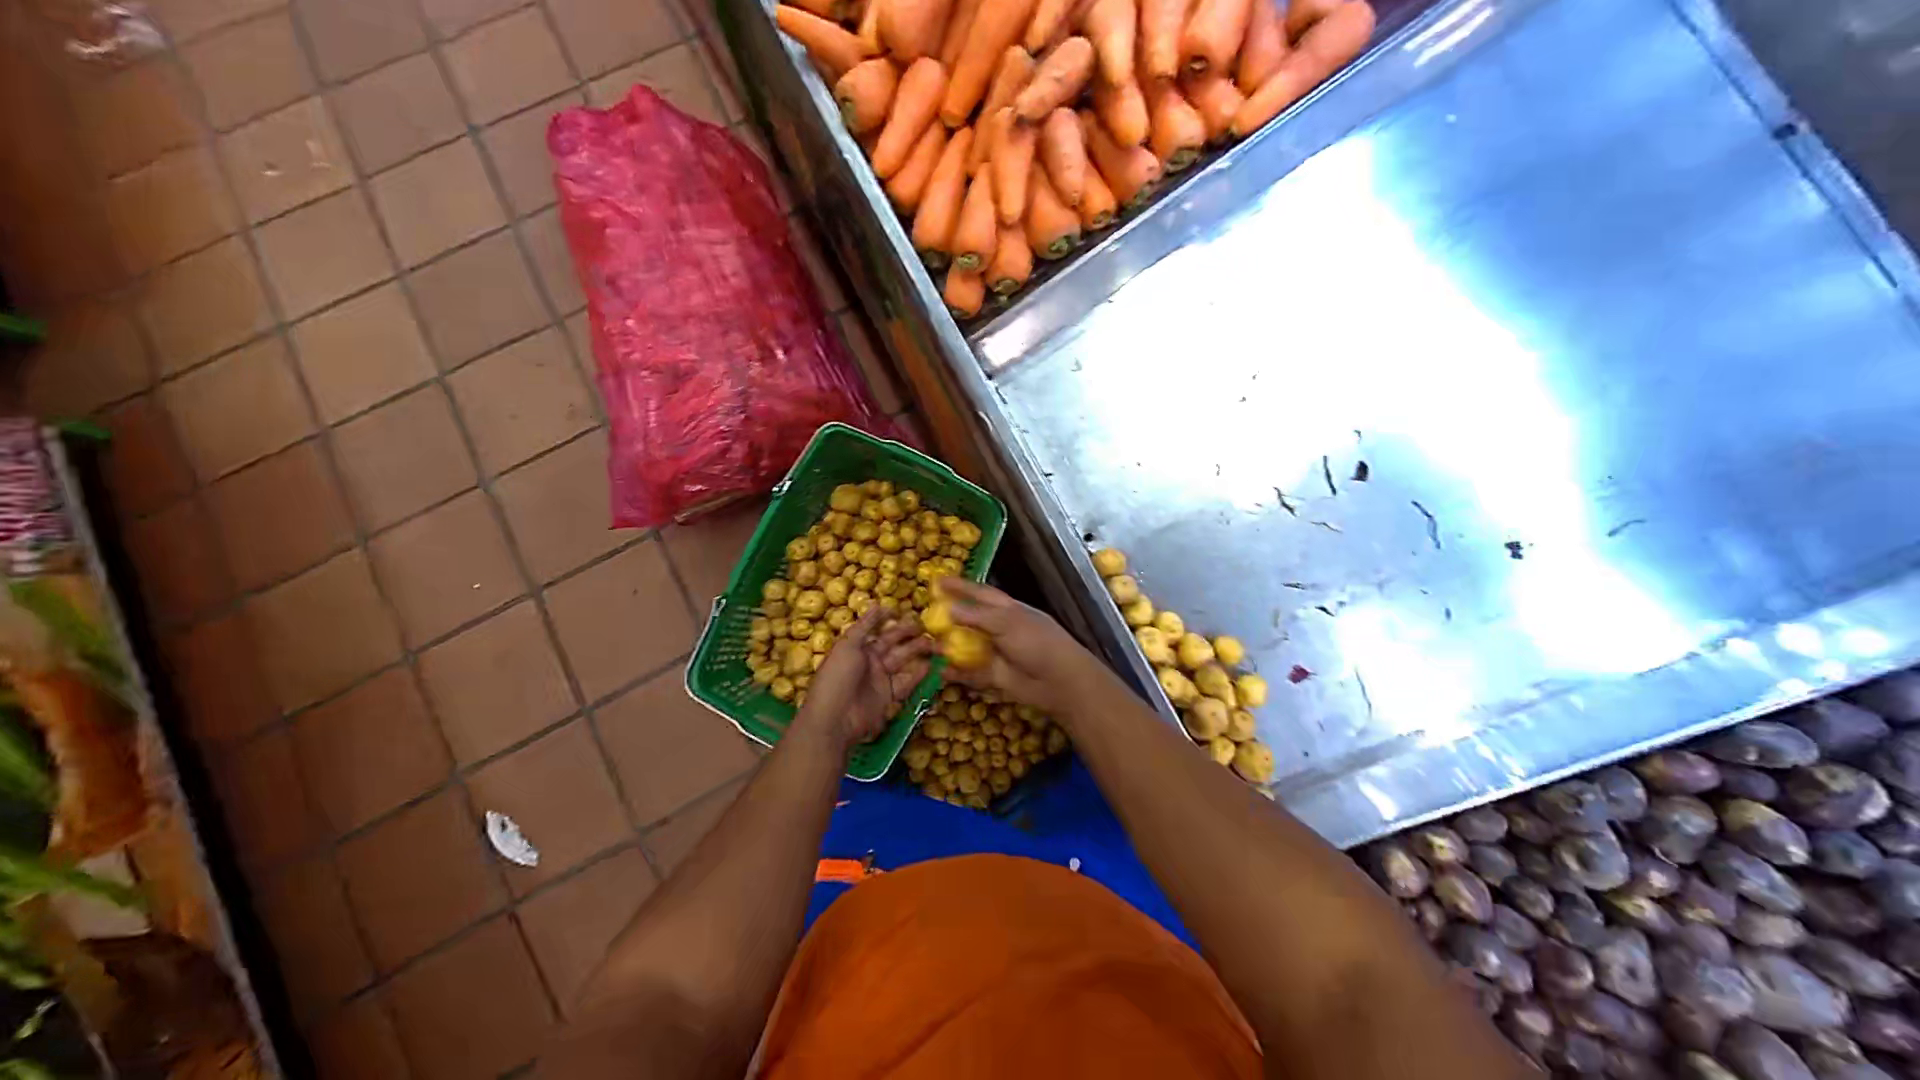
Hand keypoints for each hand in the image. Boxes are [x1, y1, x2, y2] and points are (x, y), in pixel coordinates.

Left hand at [790, 609, 932, 754]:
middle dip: (910, 635)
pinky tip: (931, 665)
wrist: (835, 718)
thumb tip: (877, 605)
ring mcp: (880, 679)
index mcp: (858, 647)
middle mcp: (870, 661)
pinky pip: (906, 681)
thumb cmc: (837, 677)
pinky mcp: (889, 696)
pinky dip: (919, 674)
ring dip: (918, 652)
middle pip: (894, 644)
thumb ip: (864, 626)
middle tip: (929, 628)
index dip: (892, 621)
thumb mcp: (847, 646)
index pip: (879, 630)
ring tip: (937, 644)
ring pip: (903, 661)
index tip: (909, 613)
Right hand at [937, 579, 1112, 720]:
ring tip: (925, 645)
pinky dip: (955, 672)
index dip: (959, 586)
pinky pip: (969, 673)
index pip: (978, 593)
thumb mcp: (1007, 622)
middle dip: (947, 618)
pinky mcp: (993, 676)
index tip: (937, 581)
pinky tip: (939, 670)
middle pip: (968, 620)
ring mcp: (995, 652)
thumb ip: (976, 615)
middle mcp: (998, 628)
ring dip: (947, 646)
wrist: (1059, 681)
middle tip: (923, 617)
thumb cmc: (1037, 643)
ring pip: (965, 647)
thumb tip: (948, 608)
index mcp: (1006, 609)